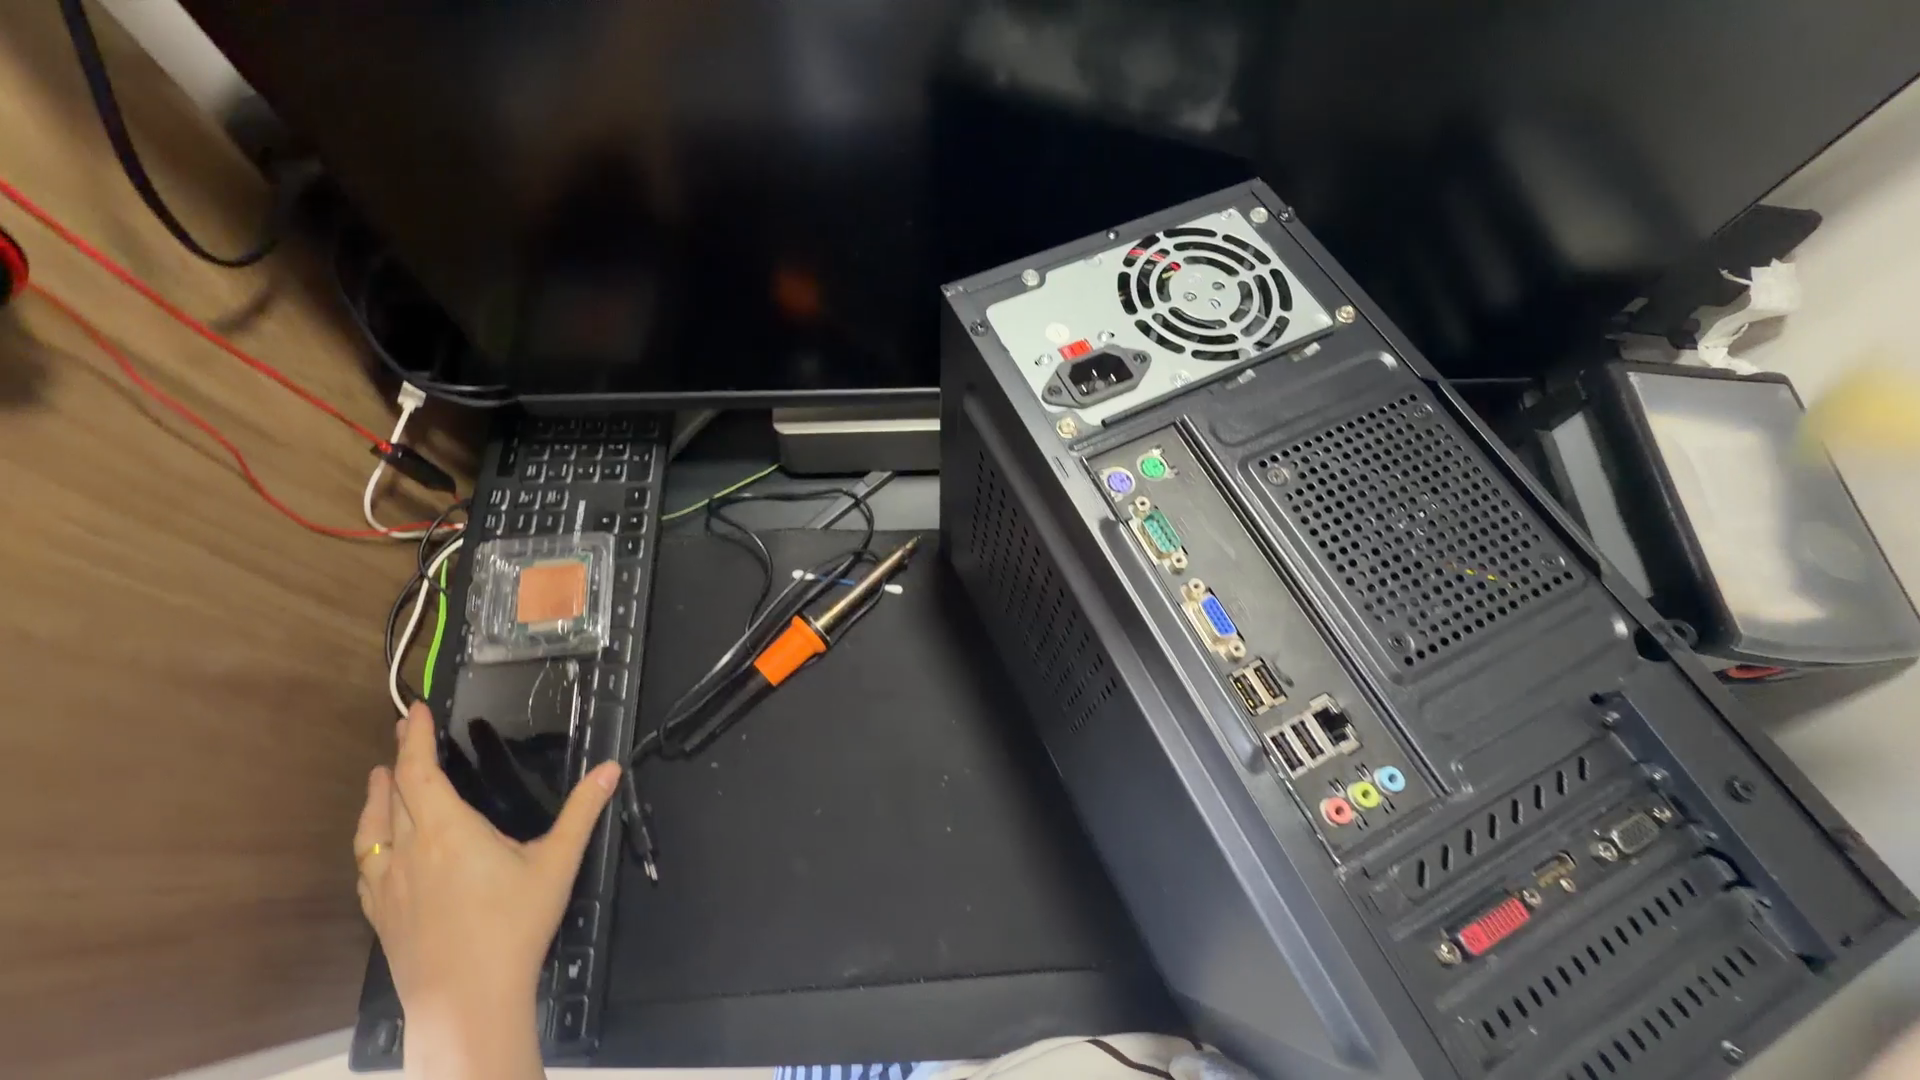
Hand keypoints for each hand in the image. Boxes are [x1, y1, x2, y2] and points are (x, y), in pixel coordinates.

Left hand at [354, 702, 621, 1077]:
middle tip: (403, 735)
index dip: (415, 739)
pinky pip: (366, 868)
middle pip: (393, 796)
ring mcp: (388, 886)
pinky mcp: (382, 916)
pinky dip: (370, 845)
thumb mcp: (558, 863)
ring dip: (376, 800)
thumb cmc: (514, 925)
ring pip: (371, 831)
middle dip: (399, 760)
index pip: (420, 772)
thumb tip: (611, 768)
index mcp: (448, 831)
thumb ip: (582, 812)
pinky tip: (376, 851)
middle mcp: (409, 851)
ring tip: (380, 780)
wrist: (467, 1000)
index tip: (415, 711)